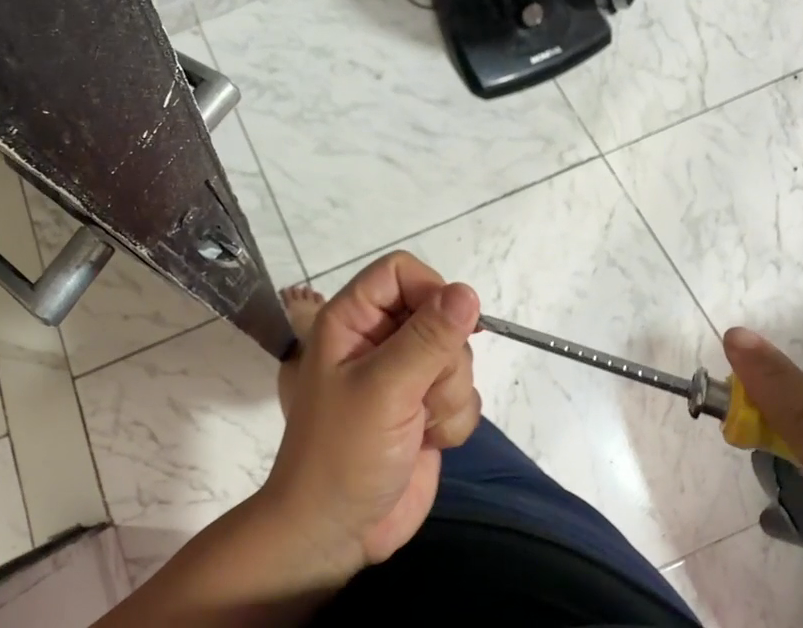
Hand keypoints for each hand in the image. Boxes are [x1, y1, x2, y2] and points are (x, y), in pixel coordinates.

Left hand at [261, 251, 481, 577]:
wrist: (336, 530)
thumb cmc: (344, 452)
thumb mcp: (385, 389)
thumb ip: (428, 338)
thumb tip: (467, 292)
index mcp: (351, 320)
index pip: (401, 272)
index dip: (430, 291)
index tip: (448, 328)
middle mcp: (378, 340)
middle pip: (439, 315)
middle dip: (444, 359)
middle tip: (418, 393)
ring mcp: (403, 376)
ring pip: (457, 358)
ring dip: (449, 395)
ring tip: (419, 424)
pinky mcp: (424, 410)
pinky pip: (463, 395)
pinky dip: (454, 421)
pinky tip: (429, 443)